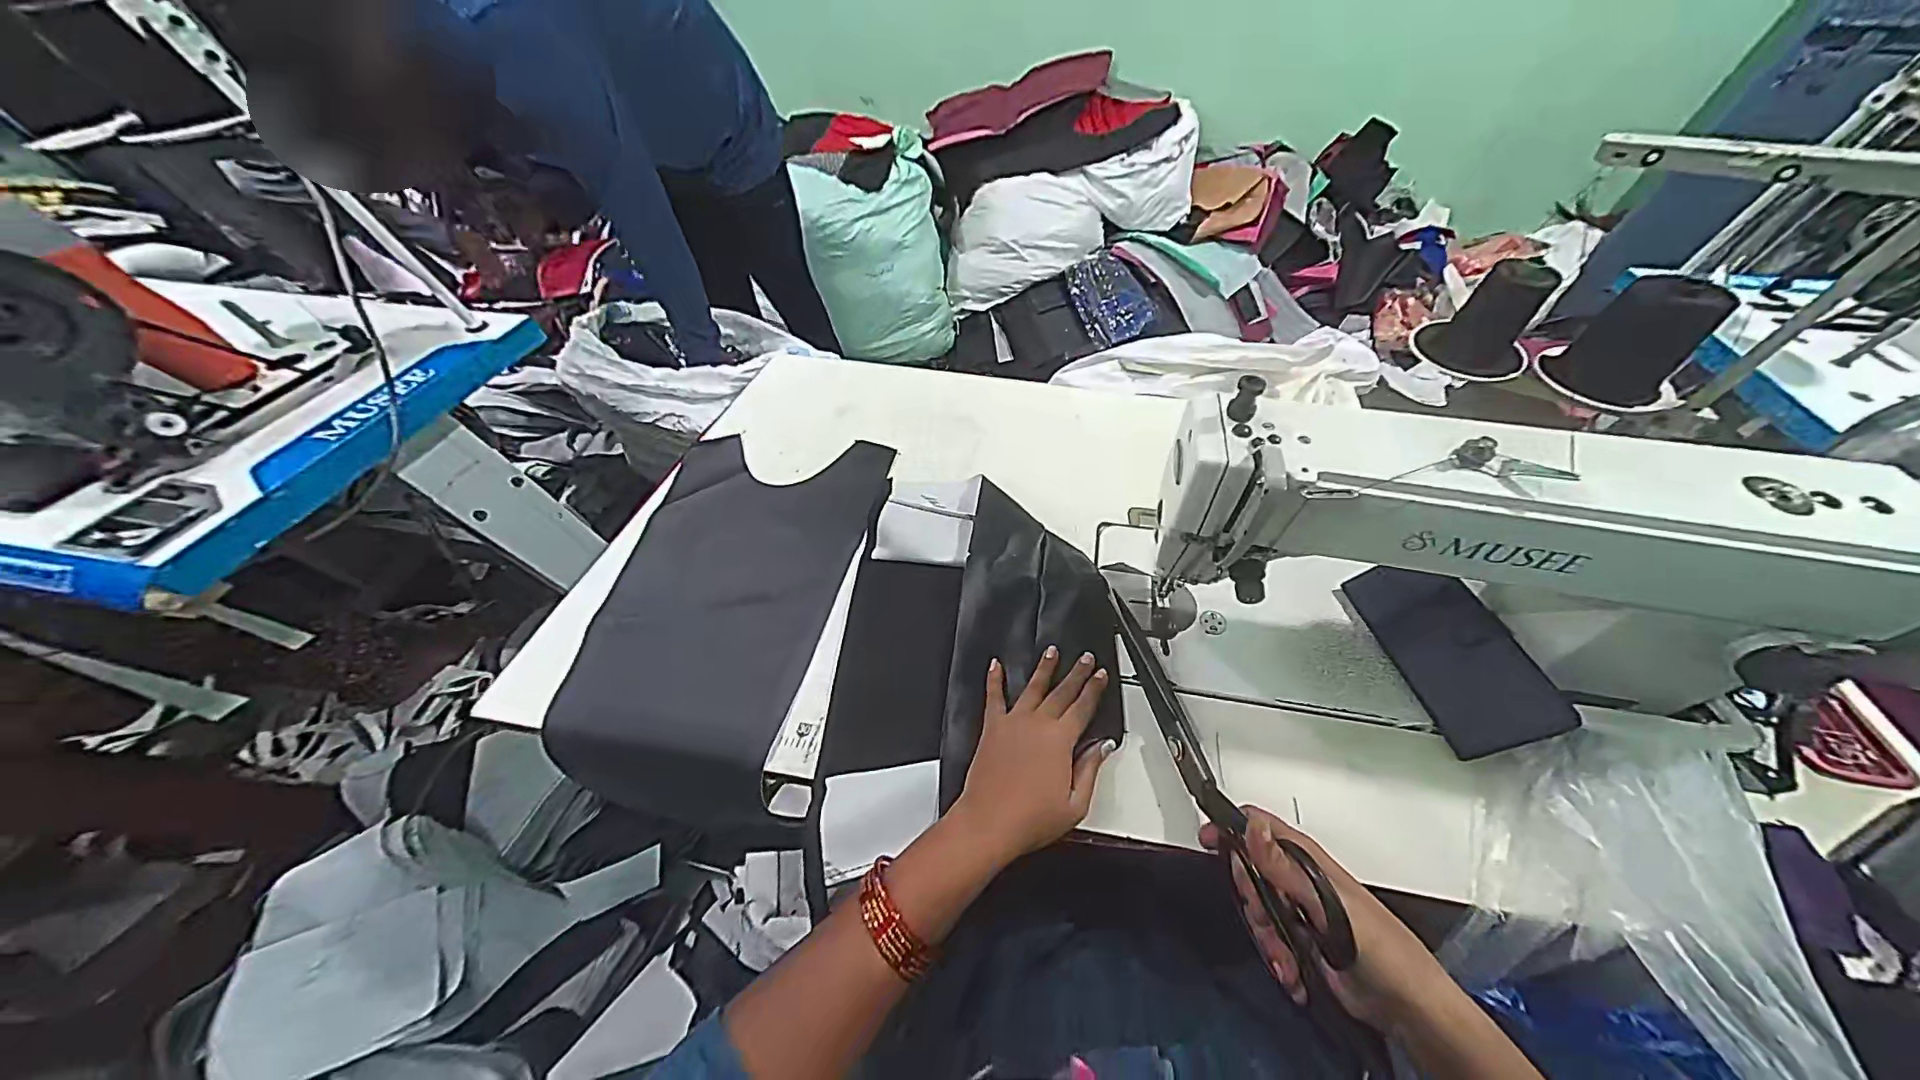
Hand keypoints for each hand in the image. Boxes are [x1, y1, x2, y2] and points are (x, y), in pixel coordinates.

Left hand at [951, 648, 1114, 864]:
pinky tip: (996, 666)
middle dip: (1076, 673)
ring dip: (1044, 669)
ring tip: (1051, 652)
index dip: (1094, 689)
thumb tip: (1101, 748)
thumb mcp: (1075, 804)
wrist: (989, 822)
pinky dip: (994, 680)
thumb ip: (1089, 770)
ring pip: (1033, 688)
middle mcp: (1037, 725)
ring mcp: (1013, 724)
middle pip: (1062, 692)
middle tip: (1084, 657)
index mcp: (1060, 741)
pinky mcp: (992, 729)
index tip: (1100, 674)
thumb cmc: (1030, 819)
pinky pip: (994, 697)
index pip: (1083, 707)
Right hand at [1202, 807, 1450, 1031]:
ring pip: (1256, 910)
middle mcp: (1300, 880)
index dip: (1230, 829)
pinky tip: (1294, 972)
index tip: (1208, 840)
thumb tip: (1251, 826)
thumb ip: (1284, 866)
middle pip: (1248, 871)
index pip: (1258, 827)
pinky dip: (1277, 959)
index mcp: (1306, 859)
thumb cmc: (1382, 950)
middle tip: (1267, 918)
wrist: (1408, 1008)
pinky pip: (1268, 941)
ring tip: (1287, 958)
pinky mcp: (1300, 940)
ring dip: (1267, 939)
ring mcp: (1299, 910)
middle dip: (1252, 901)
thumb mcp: (1326, 903)